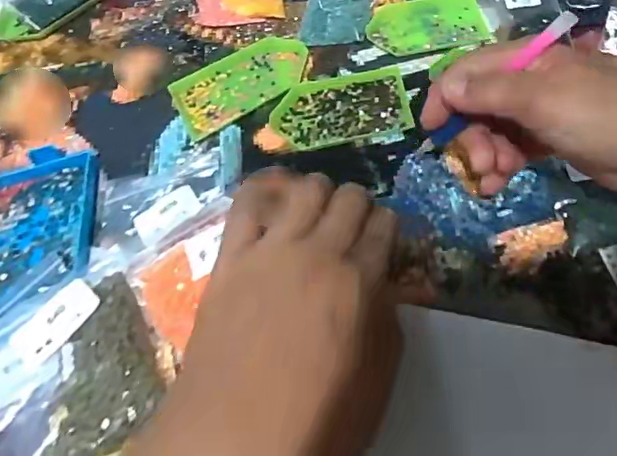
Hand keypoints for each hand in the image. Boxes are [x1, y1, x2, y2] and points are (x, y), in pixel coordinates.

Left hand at [131, 170, 399, 455]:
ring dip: (320, 195)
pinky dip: (266, 189)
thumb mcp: (372, 388)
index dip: (387, 229)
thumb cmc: (310, 426)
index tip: (381, 243)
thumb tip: (388, 287)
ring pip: (308, 187)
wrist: (228, 446)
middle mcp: (318, 253)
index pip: (386, 223)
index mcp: (357, 284)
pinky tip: (275, 198)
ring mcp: (272, 249)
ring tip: (314, 218)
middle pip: (351, 196)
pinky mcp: (232, 256)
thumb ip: (388, 327)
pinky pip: (249, 200)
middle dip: (359, 207)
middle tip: (351, 232)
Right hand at [421, 42, 616, 195]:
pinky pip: (514, 145)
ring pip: (495, 127)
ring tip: (493, 179)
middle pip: (480, 100)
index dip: (446, 95)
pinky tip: (499, 183)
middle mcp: (529, 78)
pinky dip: (504, 163)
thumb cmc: (598, 116)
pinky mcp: (551, 135)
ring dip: (486, 152)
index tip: (430, 128)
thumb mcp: (540, 100)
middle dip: (472, 133)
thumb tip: (446, 88)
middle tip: (477, 163)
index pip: (471, 68)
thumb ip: (490, 92)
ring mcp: (541, 107)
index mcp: (526, 57)